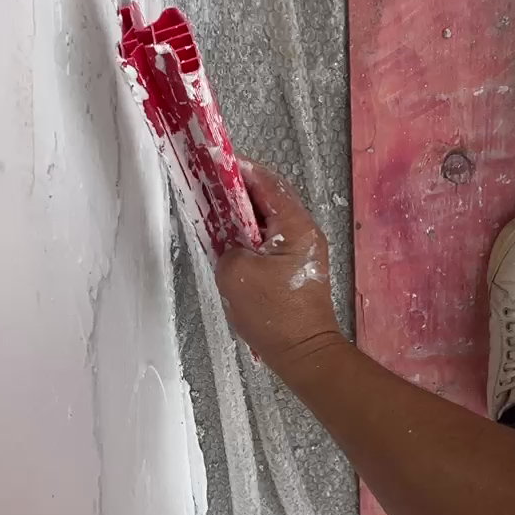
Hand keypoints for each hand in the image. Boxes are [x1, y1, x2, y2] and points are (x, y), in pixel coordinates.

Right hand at [215, 158, 344, 371]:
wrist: (304, 353)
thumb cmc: (274, 315)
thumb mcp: (235, 274)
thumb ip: (225, 246)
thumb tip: (228, 243)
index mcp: (295, 225)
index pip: (266, 182)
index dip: (239, 169)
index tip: (214, 162)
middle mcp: (304, 231)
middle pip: (270, 198)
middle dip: (238, 191)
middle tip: (210, 188)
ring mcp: (303, 250)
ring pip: (269, 220)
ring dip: (243, 216)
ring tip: (216, 214)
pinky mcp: (297, 268)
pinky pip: (271, 241)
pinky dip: (250, 236)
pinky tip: (231, 244)